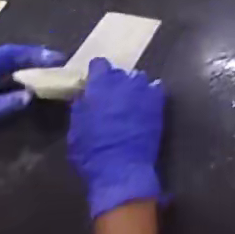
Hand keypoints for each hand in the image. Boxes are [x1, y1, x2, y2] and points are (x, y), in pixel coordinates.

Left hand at [0, 44, 64, 168]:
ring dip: (24, 65)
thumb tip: (30, 95)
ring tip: (46, 70)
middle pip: (9, 54)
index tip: (59, 57)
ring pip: (2, 62)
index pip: (12, 53)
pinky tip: (22, 83)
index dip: (37, 54)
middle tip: (58, 62)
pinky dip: (13, 74)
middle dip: (34, 56)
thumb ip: (3, 105)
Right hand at [67, 59, 165, 218]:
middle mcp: (123, 81)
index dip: (96, 73)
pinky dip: (150, 94)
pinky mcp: (158, 103)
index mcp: (99, 84)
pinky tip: (146, 105)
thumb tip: (83, 96)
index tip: (94, 83)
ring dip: (133, 87)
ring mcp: (144, 90)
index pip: (99, 64)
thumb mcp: (75, 128)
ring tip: (130, 102)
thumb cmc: (91, 152)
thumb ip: (80, 107)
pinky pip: (156, 89)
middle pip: (120, 72)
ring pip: (139, 79)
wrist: (122, 169)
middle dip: (115, 82)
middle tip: (111, 97)